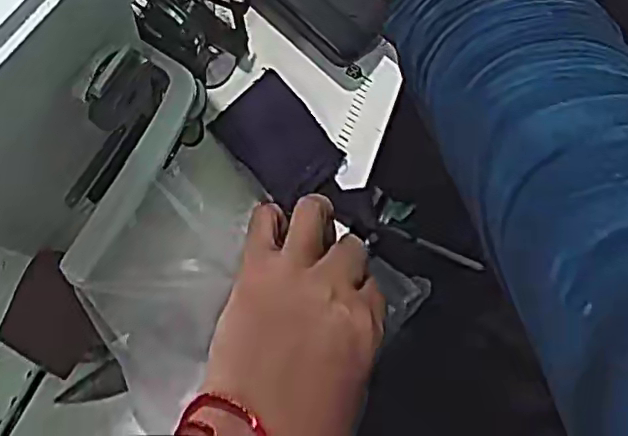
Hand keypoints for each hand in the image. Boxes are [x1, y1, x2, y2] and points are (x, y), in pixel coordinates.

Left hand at [198, 196, 385, 435]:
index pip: (375, 285)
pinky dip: (269, 215)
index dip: (361, 283)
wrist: (252, 428)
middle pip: (350, 246)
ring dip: (315, 213)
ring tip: (313, 215)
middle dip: (343, 250)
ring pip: (312, 214)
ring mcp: (292, 270)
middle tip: (333, 252)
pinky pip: (263, 219)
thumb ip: (352, 338)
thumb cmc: (301, 421)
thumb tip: (345, 320)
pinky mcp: (255, 263)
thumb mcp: (351, 383)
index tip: (353, 283)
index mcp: (363, 324)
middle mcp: (331, 288)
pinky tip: (272, 220)